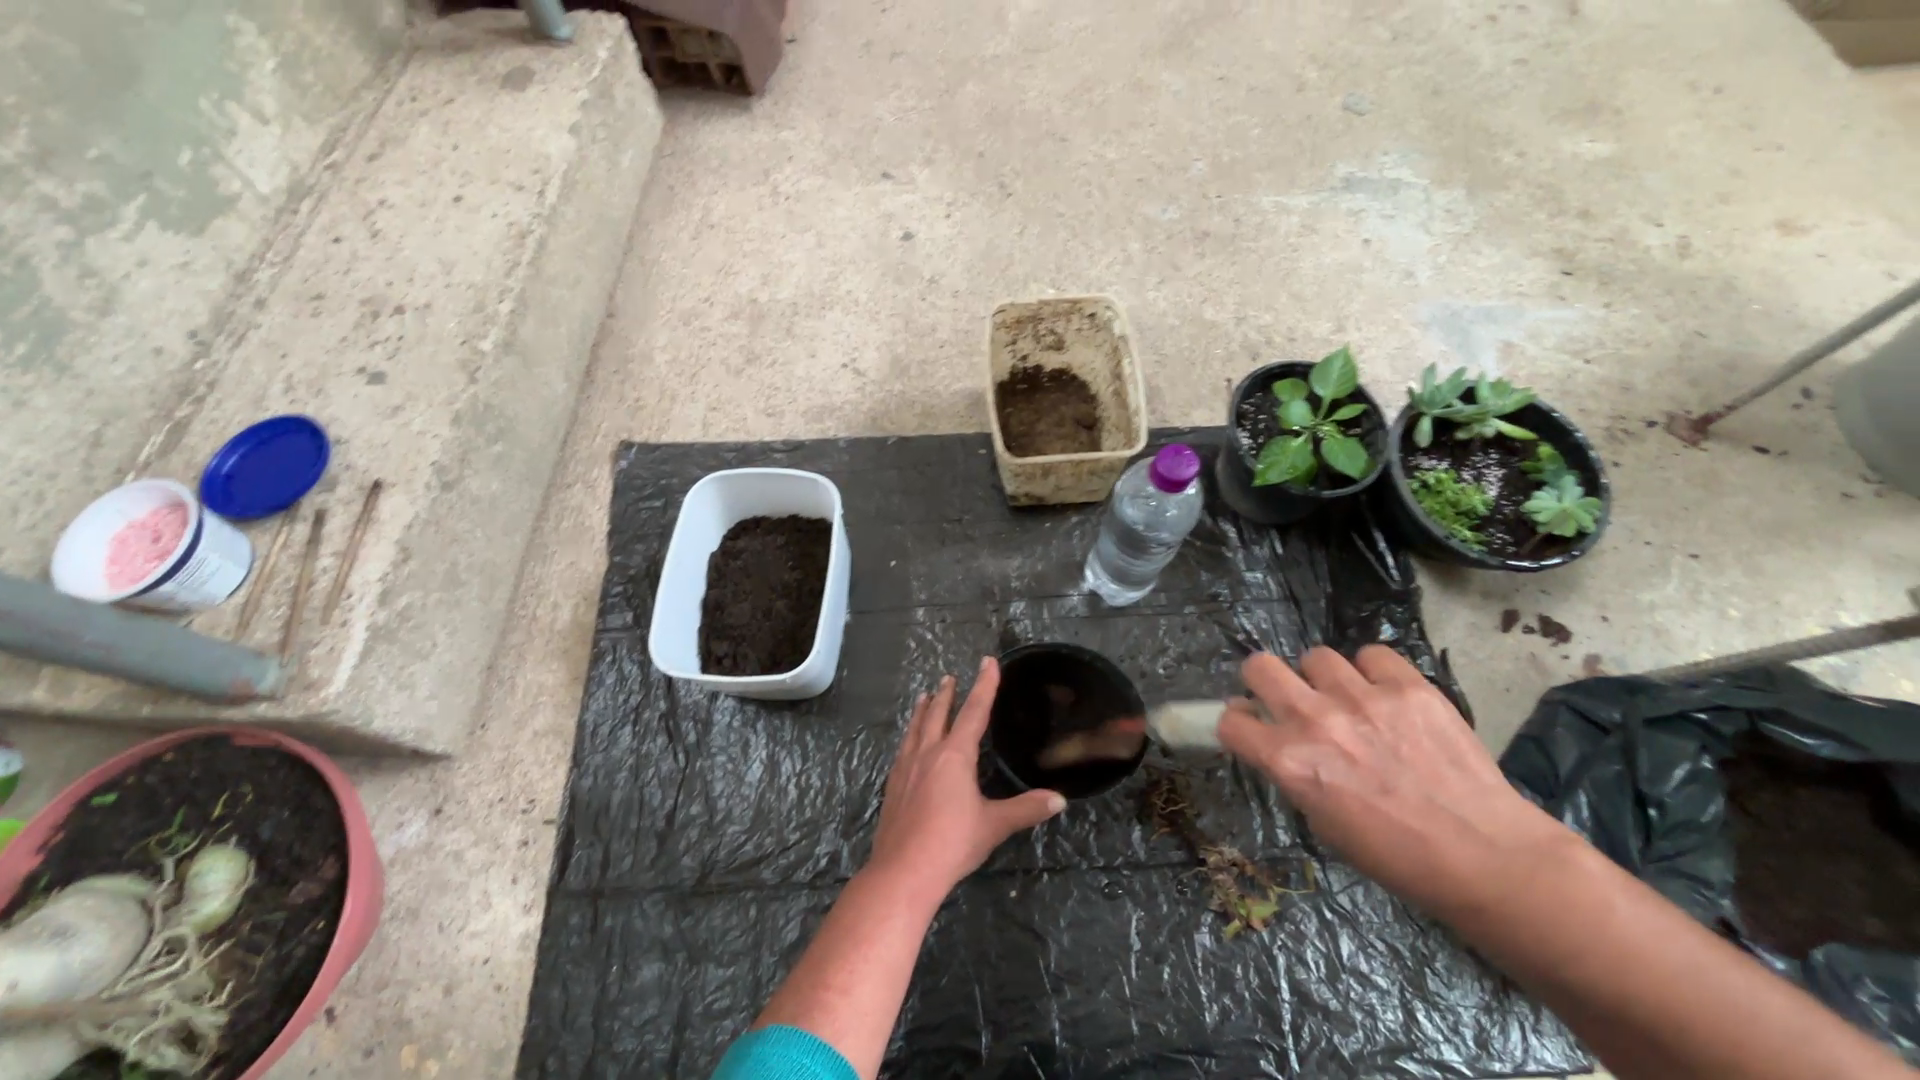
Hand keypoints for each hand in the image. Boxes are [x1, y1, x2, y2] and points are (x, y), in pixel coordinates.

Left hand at [866, 656, 1066, 902]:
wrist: (903, 870)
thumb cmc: (952, 843)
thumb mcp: (994, 825)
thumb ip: (1026, 809)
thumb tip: (1059, 800)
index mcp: (955, 756)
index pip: (974, 712)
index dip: (984, 686)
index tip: (988, 662)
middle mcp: (928, 754)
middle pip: (939, 715)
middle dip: (948, 695)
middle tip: (950, 677)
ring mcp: (905, 769)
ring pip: (916, 730)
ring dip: (923, 711)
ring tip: (925, 697)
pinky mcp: (892, 787)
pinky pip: (903, 750)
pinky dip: (909, 736)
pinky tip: (907, 744)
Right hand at [1217, 646, 1570, 917]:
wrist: (1482, 853)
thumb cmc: (1395, 856)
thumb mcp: (1323, 823)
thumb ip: (1294, 775)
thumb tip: (1282, 746)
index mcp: (1288, 762)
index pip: (1231, 721)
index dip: (1238, 723)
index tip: (1251, 727)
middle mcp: (1315, 720)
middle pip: (1259, 667)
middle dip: (1264, 681)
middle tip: (1286, 699)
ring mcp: (1363, 697)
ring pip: (1316, 657)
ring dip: (1323, 678)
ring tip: (1348, 700)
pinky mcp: (1408, 685)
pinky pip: (1372, 655)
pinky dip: (1372, 671)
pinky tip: (1386, 695)